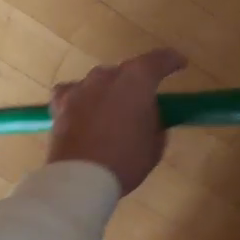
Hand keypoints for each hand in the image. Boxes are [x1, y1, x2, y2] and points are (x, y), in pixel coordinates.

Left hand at [46, 48, 187, 194]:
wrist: (80, 179)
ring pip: (98, 82)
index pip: (159, 60)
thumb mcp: (154, 144)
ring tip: (110, 110)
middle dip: (134, 83)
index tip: (179, 64)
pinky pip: (70, 93)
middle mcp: (106, 76)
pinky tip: (81, 108)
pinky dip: (78, 98)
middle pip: (125, 72)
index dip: (172, 61)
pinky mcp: (60, 106)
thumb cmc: (124, 162)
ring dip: (107, 92)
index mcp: (136, 79)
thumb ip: (155, 121)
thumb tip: (147, 114)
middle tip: (140, 102)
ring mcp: (80, 89)